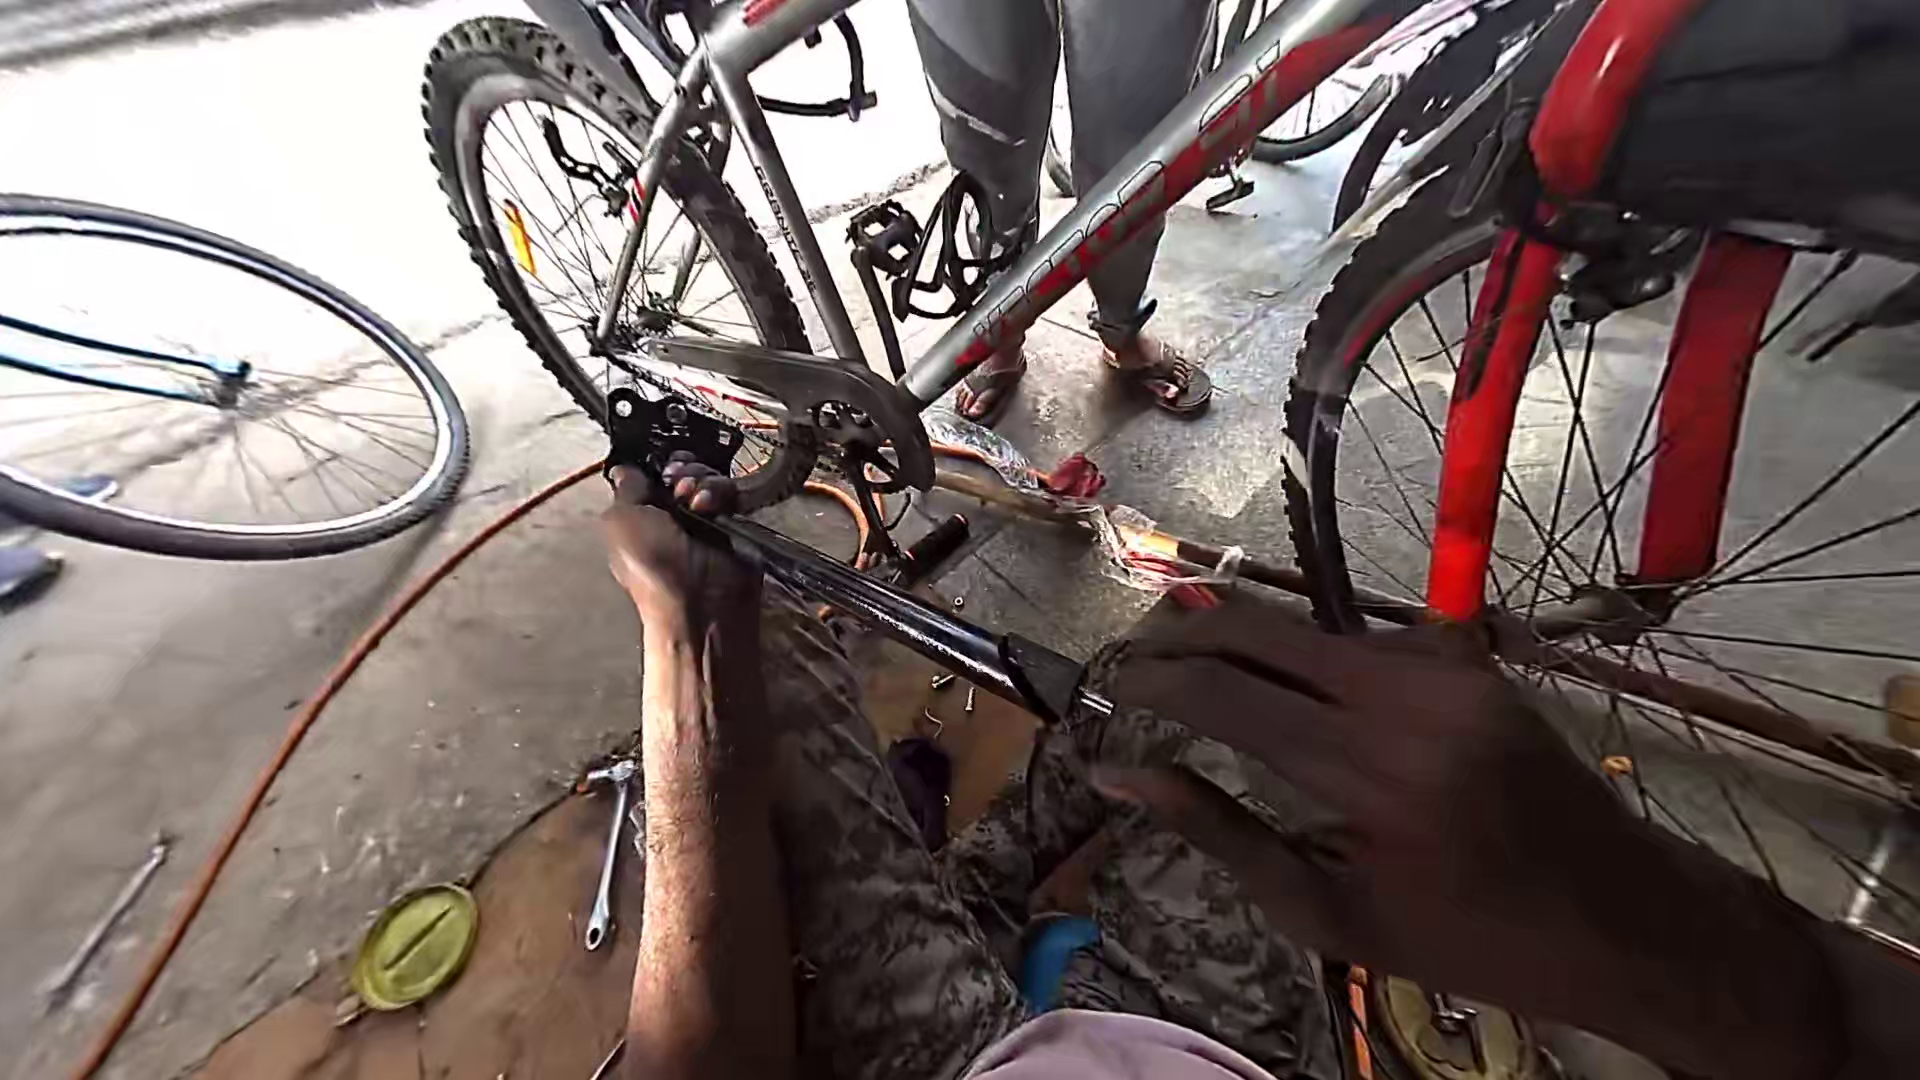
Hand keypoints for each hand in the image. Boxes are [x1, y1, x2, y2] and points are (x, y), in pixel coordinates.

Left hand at [603, 456, 759, 629]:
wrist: (699, 598)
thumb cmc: (651, 564)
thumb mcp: (620, 522)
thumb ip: (626, 490)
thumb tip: (626, 469)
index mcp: (645, 514)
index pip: (655, 474)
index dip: (658, 463)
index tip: (660, 466)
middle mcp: (677, 513)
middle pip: (685, 470)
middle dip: (682, 469)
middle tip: (679, 484)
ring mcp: (708, 517)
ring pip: (710, 477)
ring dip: (701, 480)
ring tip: (695, 499)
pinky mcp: (736, 522)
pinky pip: (733, 492)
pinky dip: (721, 491)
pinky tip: (710, 505)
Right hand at [1098, 603, 1840, 1079]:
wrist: (1640, 918)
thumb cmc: (1467, 939)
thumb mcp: (1323, 912)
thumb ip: (1213, 831)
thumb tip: (1118, 777)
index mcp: (1374, 774)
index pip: (1223, 692)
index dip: (1152, 680)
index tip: (1112, 685)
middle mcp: (1406, 695)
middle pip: (1249, 627)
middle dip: (1174, 637)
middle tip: (1136, 663)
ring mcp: (1437, 662)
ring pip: (1288, 627)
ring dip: (1228, 646)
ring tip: (1194, 678)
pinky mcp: (1454, 651)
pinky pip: (1338, 640)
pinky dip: (1292, 662)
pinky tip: (1294, 700)